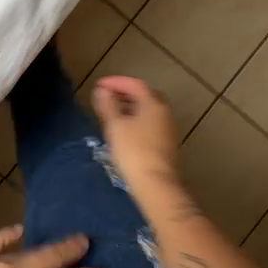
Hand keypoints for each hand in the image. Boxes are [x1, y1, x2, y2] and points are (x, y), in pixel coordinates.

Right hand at [91, 76, 179, 192]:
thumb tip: (102, 91)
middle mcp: (165, 112)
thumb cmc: (134, 151)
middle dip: (125, 92)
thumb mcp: (115, 125)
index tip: (98, 86)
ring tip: (113, 113)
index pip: (135, 84)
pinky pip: (151, 123)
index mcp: (153, 103)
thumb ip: (108, 105)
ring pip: (149, 110)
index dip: (116, 82)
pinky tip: (126, 130)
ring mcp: (168, 129)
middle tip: (108, 96)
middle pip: (145, 95)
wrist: (156, 185)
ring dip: (131, 106)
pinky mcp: (167, 144)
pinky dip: (137, 119)